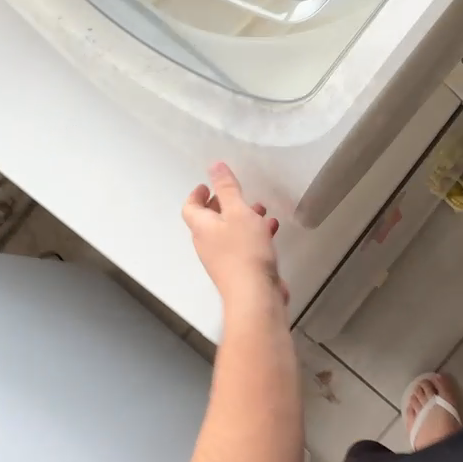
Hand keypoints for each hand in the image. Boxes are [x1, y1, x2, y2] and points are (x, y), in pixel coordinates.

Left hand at [183, 162, 288, 314]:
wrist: (254, 295)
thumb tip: (214, 166)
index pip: (190, 207)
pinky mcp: (240, 271)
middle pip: (209, 221)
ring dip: (243, 220)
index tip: (206, 185)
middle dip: (223, 205)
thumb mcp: (238, 212)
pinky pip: (244, 247)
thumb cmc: (244, 250)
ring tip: (261, 210)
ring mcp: (223, 260)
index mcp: (202, 228)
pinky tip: (272, 232)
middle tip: (235, 195)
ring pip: (230, 233)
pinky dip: (254, 235)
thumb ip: (227, 188)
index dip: (196, 194)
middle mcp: (207, 244)